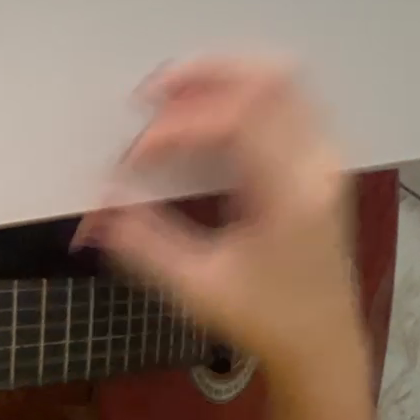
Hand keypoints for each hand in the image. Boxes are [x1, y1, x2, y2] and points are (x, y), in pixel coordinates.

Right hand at [75, 58, 361, 370]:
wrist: (320, 343)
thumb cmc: (261, 319)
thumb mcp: (194, 286)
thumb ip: (142, 242)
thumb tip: (98, 207)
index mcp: (291, 193)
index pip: (236, 123)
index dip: (173, 130)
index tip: (130, 161)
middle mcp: (317, 161)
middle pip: (271, 80)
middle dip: (203, 77)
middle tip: (148, 94)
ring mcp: (322, 158)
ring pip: (281, 84)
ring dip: (221, 81)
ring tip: (166, 98)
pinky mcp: (313, 163)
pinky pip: (282, 103)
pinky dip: (236, 97)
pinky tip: (198, 117)